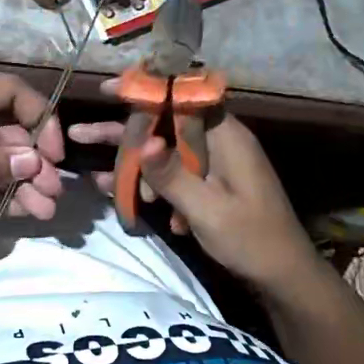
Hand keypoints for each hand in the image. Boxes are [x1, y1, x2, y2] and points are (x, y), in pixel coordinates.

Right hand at [68, 94, 318, 290]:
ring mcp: (212, 162)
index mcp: (225, 136)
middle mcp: (218, 141)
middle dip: (123, 131)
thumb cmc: (251, 240)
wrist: (282, 274)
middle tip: (80, 134)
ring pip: (163, 149)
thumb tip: (144, 142)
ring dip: (129, 158)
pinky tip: (112, 190)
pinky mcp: (207, 183)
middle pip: (164, 123)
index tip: (108, 91)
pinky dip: (147, 180)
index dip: (145, 89)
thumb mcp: (207, 210)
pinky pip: (171, 172)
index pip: (182, 96)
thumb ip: (173, 176)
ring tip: (87, 160)